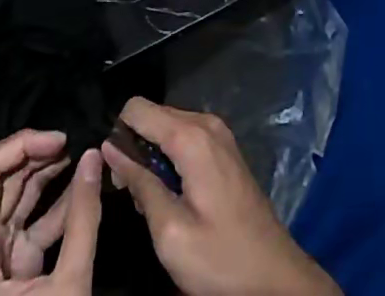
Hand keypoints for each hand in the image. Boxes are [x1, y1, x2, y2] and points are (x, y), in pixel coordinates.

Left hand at [0, 129, 102, 295]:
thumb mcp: (68, 287)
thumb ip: (83, 219)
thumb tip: (94, 158)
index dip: (19, 146)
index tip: (59, 138)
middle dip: (36, 156)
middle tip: (74, 140)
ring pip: (16, 200)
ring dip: (48, 175)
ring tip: (81, 155)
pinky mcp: (15, 269)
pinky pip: (34, 223)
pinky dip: (59, 204)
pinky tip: (84, 188)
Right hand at [102, 98, 339, 295]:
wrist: (274, 275)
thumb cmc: (221, 257)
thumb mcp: (170, 230)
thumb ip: (140, 183)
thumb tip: (110, 148)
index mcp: (192, 137)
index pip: (137, 108)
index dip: (119, 136)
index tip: (119, 175)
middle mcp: (207, 123)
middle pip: (152, 117)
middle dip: (135, 149)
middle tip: (135, 195)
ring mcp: (219, 135)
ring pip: (167, 128)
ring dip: (152, 158)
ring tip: (156, 202)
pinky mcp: (225, 149)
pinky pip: (185, 139)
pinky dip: (171, 161)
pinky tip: (175, 197)